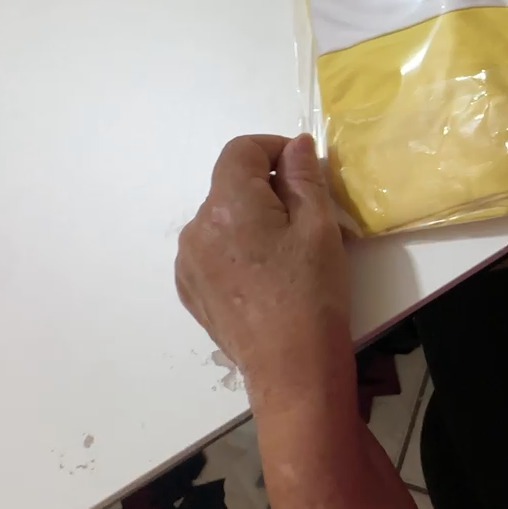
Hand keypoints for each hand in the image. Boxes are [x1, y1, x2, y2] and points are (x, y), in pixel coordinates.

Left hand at [176, 134, 350, 403]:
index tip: (304, 168)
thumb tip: (294, 145)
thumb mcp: (319, 226)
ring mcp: (188, 261)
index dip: (274, 148)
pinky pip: (214, 249)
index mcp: (228, 205)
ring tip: (289, 251)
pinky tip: (267, 274)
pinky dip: (239, 246)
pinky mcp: (190, 289)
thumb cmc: (312, 290)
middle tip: (309, 216)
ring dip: (254, 218)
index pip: (241, 150)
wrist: (291, 363)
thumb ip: (304, 177)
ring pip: (224, 218)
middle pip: (231, 184)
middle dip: (269, 188)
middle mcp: (197, 228)